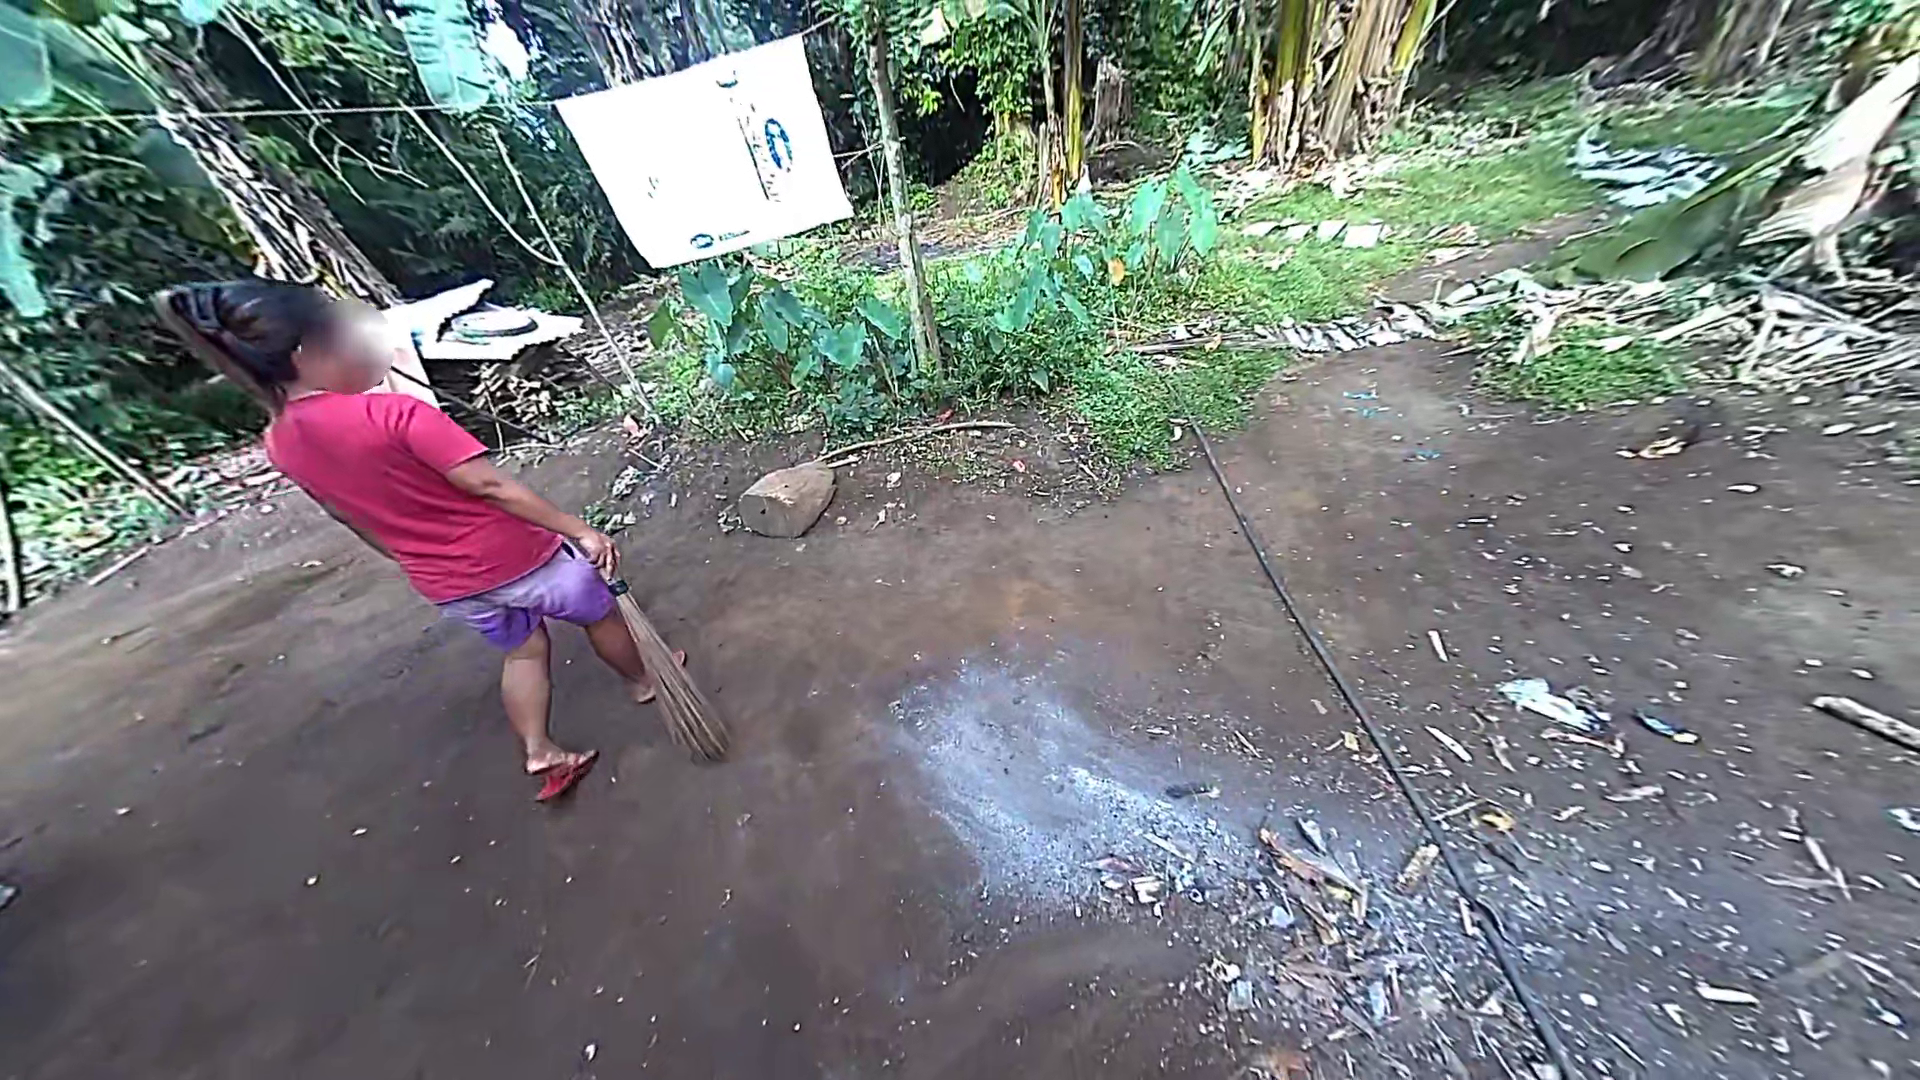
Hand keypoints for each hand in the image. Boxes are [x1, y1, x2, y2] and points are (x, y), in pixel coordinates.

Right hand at [569, 527, 619, 577]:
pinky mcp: (596, 550)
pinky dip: (592, 563)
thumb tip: (604, 560)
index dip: (616, 564)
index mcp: (612, 544)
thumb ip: (605, 548)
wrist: (583, 531)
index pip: (617, 556)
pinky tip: (588, 562)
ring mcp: (603, 549)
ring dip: (598, 566)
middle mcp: (609, 547)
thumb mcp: (601, 540)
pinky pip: (594, 561)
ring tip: (594, 567)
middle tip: (609, 578)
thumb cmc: (590, 536)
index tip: (615, 571)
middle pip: (611, 562)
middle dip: (610, 571)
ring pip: (602, 563)